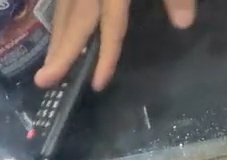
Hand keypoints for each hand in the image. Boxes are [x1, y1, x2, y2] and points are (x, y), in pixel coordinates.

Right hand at [36, 0, 196, 91]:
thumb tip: (183, 24)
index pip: (111, 24)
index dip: (105, 55)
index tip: (96, 84)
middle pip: (74, 15)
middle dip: (61, 50)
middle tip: (44, 82)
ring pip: (63, 0)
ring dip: (56, 31)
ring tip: (48, 61)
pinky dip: (60, 6)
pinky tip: (59, 20)